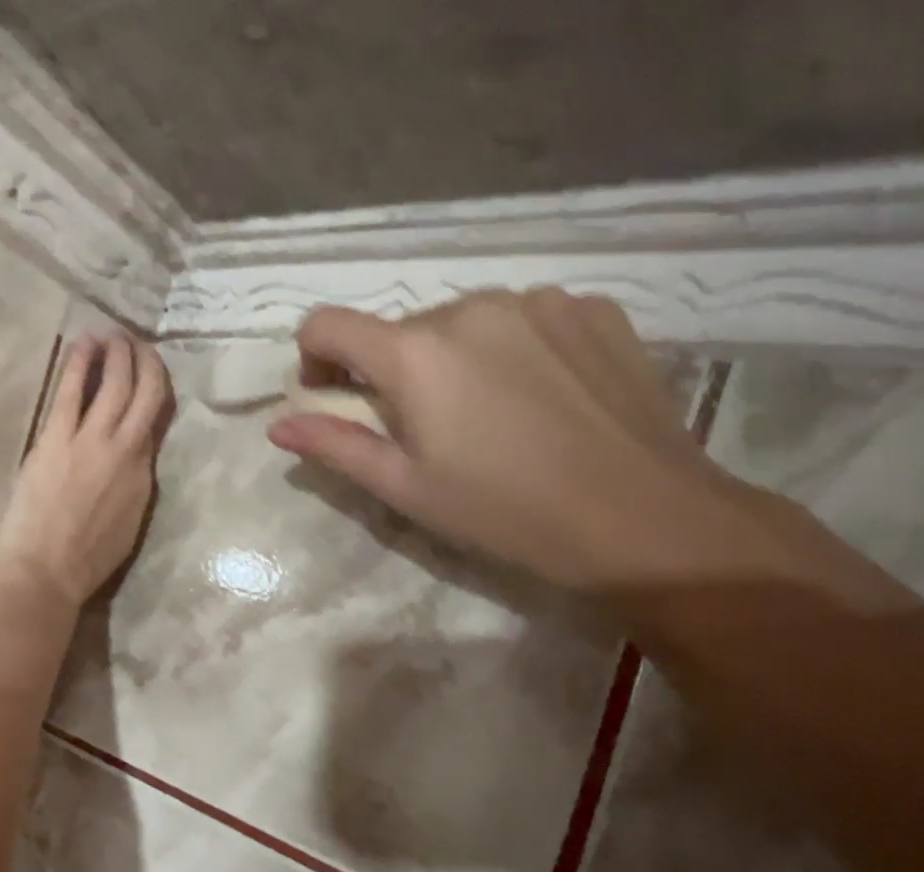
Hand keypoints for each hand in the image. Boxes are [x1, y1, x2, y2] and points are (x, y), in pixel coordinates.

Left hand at [0, 333, 168, 605]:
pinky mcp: (56, 438)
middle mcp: (126, 449)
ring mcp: (91, 440)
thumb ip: (134, 485)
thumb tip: (133, 460)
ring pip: (113, 384)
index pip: (156, 422)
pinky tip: (83, 344)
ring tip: (113, 336)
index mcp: (144, 474)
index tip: (152, 376)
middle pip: (144, 393)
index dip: (156, 392)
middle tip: (137, 344)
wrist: (47, 571)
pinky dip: (79, 364)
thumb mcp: (128, 522)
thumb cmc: (86, 560)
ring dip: (116, 354)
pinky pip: (71, 391)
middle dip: (144, 362)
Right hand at [267, 290, 734, 589]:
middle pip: (399, 329)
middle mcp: (471, 307)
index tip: (334, 397)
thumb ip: (335, 446)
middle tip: (423, 428)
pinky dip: (512, 348)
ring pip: (463, 322)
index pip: (327, 324)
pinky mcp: (593, 310)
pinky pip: (524, 319)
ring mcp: (540, 302)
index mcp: (414, 352)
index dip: (314, 358)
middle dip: (392, 370)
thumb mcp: (404, 488)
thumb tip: (279, 426)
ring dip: (453, 357)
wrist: (644, 518)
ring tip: (489, 414)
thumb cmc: (504, 511)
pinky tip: (541, 397)